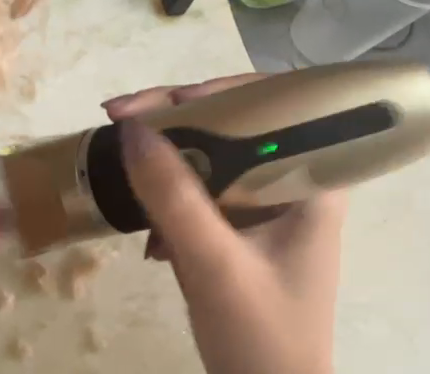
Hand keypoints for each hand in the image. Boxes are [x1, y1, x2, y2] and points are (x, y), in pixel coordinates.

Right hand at [104, 76, 347, 373]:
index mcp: (312, 180)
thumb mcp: (214, 265)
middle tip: (117, 116)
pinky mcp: (244, 223)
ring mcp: (268, 201)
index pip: (269, 102)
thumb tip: (130, 128)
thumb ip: (174, 196)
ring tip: (119, 153)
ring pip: (212, 148)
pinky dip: (169, 189)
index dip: (213, 91)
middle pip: (232, 119)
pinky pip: (203, 183)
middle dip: (173, 115)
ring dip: (165, 150)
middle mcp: (294, 178)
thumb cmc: (261, 339)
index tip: (158, 102)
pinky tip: (145, 224)